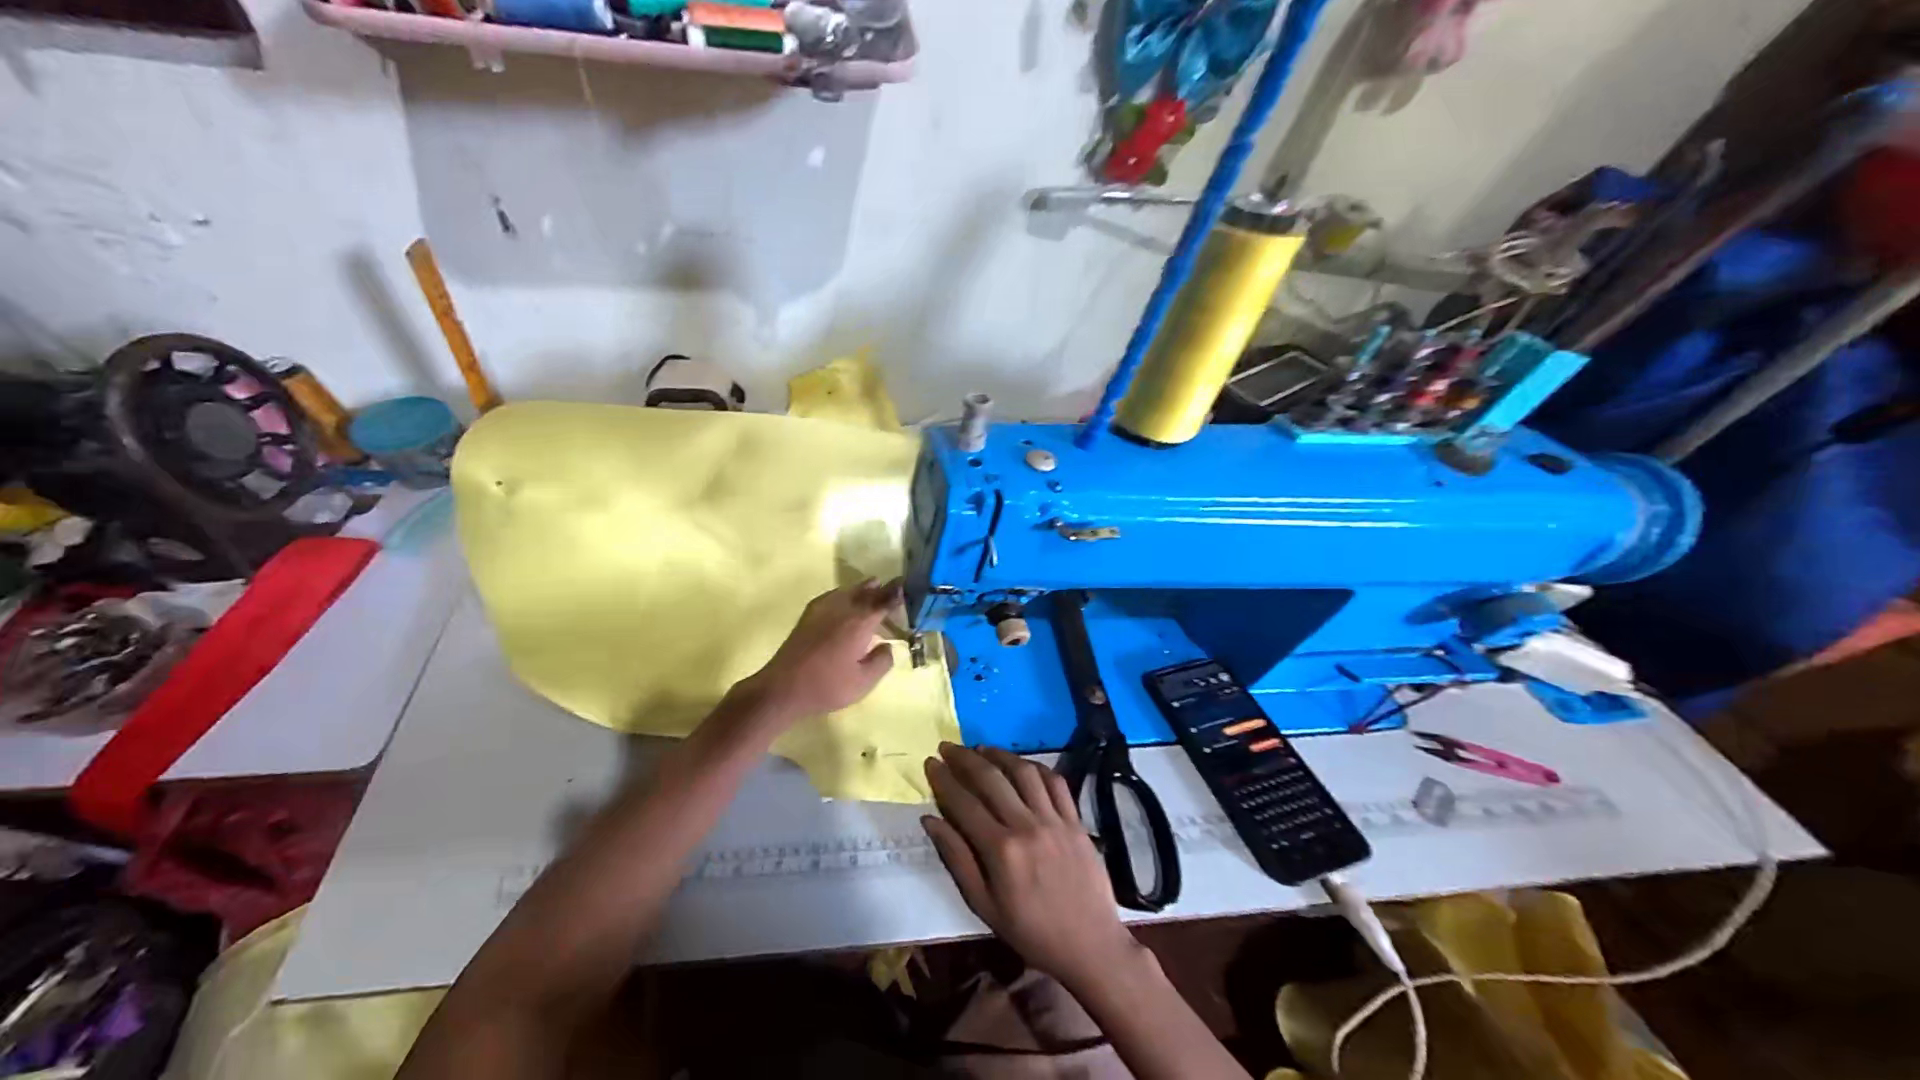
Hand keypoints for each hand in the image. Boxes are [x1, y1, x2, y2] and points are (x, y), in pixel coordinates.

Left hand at [738, 579, 899, 726]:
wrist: (783, 687)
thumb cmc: (827, 686)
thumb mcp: (863, 682)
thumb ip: (881, 661)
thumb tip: (887, 646)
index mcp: (860, 622)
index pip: (884, 600)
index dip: (897, 593)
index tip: (907, 587)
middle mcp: (843, 608)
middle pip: (867, 591)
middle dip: (882, 589)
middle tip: (894, 589)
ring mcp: (824, 608)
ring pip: (849, 590)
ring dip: (864, 589)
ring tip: (874, 589)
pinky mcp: (809, 614)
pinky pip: (834, 594)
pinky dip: (846, 593)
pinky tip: (846, 600)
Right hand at [922, 744, 1142, 988]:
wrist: (1089, 945)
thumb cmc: (1031, 931)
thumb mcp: (984, 905)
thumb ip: (957, 859)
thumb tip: (930, 820)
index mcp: (1001, 850)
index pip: (964, 802)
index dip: (944, 779)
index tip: (931, 763)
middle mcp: (1026, 825)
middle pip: (991, 779)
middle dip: (965, 759)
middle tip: (948, 747)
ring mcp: (1054, 820)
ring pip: (1023, 772)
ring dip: (999, 755)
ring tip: (981, 749)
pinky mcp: (1076, 820)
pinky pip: (1055, 782)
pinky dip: (1035, 767)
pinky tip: (1021, 765)